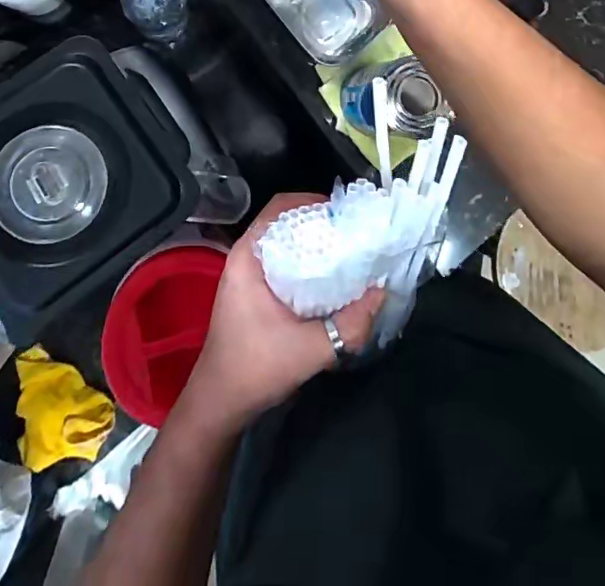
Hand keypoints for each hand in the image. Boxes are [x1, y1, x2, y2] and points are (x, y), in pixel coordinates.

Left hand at [181, 194, 382, 432]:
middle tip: (357, 234)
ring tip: (352, 254)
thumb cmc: (255, 369)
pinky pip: (286, 264)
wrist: (220, 403)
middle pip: (287, 223)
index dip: (313, 201)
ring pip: (287, 245)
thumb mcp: (310, 349)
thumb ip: (349, 325)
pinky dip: (310, 265)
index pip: (280, 207)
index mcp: (248, 257)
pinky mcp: (256, 293)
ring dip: (317, 246)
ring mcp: (249, 276)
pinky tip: (334, 281)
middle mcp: (246, 258)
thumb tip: (383, 292)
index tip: (346, 214)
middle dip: (322, 224)